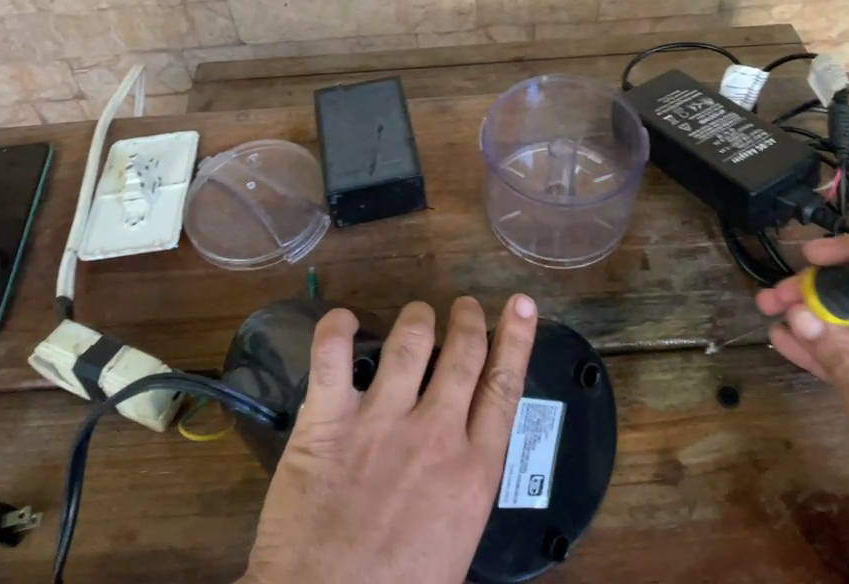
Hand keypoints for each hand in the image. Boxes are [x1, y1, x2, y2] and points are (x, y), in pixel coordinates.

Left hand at [241, 294, 537, 583]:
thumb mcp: (459, 543)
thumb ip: (466, 488)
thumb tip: (465, 459)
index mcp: (473, 469)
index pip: (504, 386)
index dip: (516, 338)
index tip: (520, 305)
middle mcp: (434, 433)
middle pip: (462, 353)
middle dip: (466, 319)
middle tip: (463, 305)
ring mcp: (380, 421)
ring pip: (409, 341)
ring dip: (417, 318)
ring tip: (418, 314)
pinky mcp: (328, 421)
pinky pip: (333, 355)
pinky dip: (337, 328)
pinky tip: (343, 320)